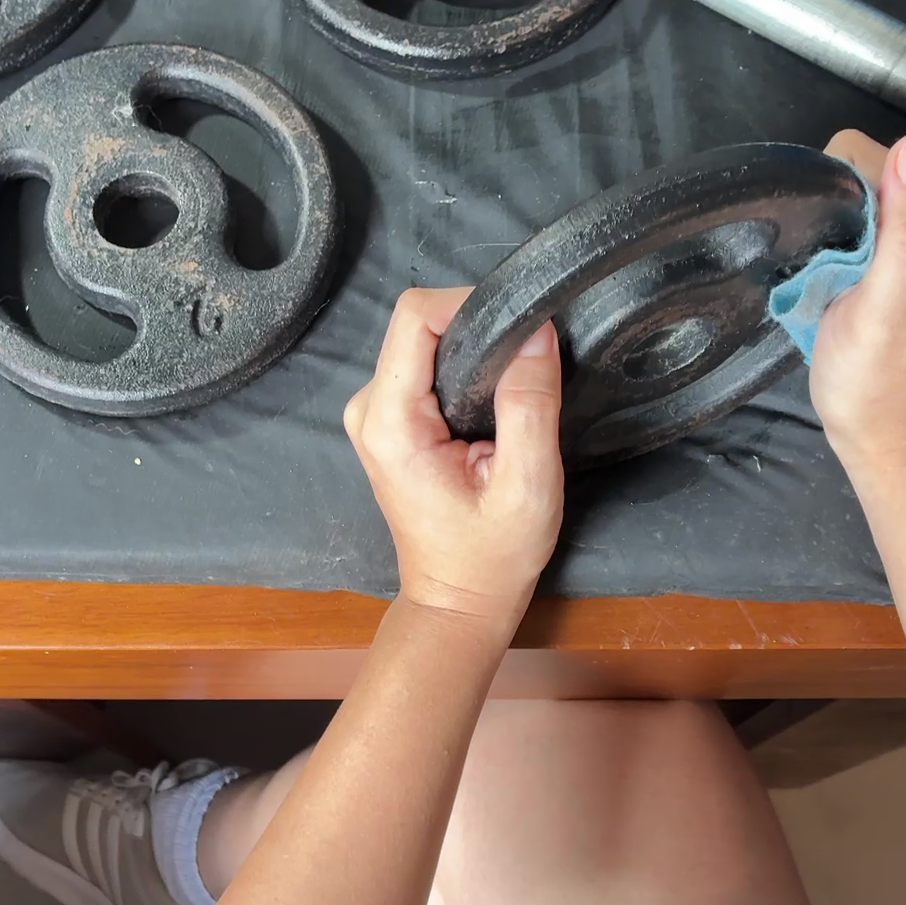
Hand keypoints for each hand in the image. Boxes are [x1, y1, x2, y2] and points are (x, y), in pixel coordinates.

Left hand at [343, 288, 564, 627]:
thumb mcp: (528, 486)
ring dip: (472, 350)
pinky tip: (490, 402)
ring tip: (512, 388)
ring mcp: (373, 412)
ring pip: (423, 341)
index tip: (518, 326)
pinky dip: (462, 368)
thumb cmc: (493, 555)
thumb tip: (537, 330)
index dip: (469, 304)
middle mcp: (368, 407)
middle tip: (525, 365)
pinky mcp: (389, 418)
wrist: (457, 599)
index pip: (414, 317)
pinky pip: (424, 364)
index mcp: (391, 420)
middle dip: (477, 328)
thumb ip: (530, 406)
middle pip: (418, 325)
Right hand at [811, 131, 905, 476]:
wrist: (892, 445)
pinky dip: (824, 255)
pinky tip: (818, 288)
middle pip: (862, 177)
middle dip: (828, 209)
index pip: (876, 158)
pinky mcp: (886, 277)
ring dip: (822, 234)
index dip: (834, 187)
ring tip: (814, 280)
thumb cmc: (884, 383)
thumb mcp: (892, 304)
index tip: (819, 239)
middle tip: (817, 269)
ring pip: (850, 208)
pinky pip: (845, 240)